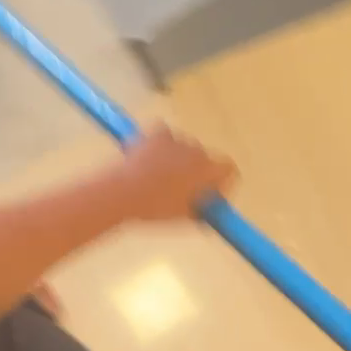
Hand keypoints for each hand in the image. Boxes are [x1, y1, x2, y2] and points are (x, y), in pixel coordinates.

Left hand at [115, 128, 236, 222]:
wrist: (122, 193)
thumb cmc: (154, 208)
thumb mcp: (181, 216)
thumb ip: (198, 210)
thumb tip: (202, 210)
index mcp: (209, 171)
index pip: (228, 169)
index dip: (220, 181)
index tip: (209, 192)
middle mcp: (198, 151)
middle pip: (203, 157)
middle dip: (194, 169)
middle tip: (178, 185)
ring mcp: (176, 140)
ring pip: (183, 146)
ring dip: (176, 156)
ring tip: (156, 173)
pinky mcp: (156, 133)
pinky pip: (163, 134)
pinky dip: (159, 142)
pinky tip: (148, 155)